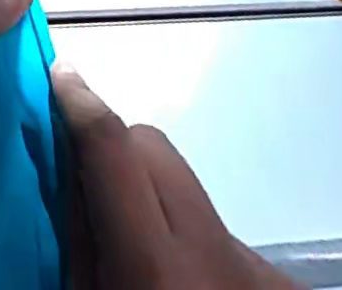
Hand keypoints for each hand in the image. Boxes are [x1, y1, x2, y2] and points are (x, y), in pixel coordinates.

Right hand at [54, 66, 298, 289]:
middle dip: (114, 143)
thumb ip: (79, 239)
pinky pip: (215, 224)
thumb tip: (68, 169)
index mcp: (155, 271)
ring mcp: (256, 266)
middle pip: (153, 145)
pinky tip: (183, 279)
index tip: (60, 74)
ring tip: (136, 242)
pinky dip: (186, 230)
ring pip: (185, 182)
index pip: (114, 149)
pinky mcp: (281, 281)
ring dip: (150, 188)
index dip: (82, 102)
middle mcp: (215, 256)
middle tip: (86, 174)